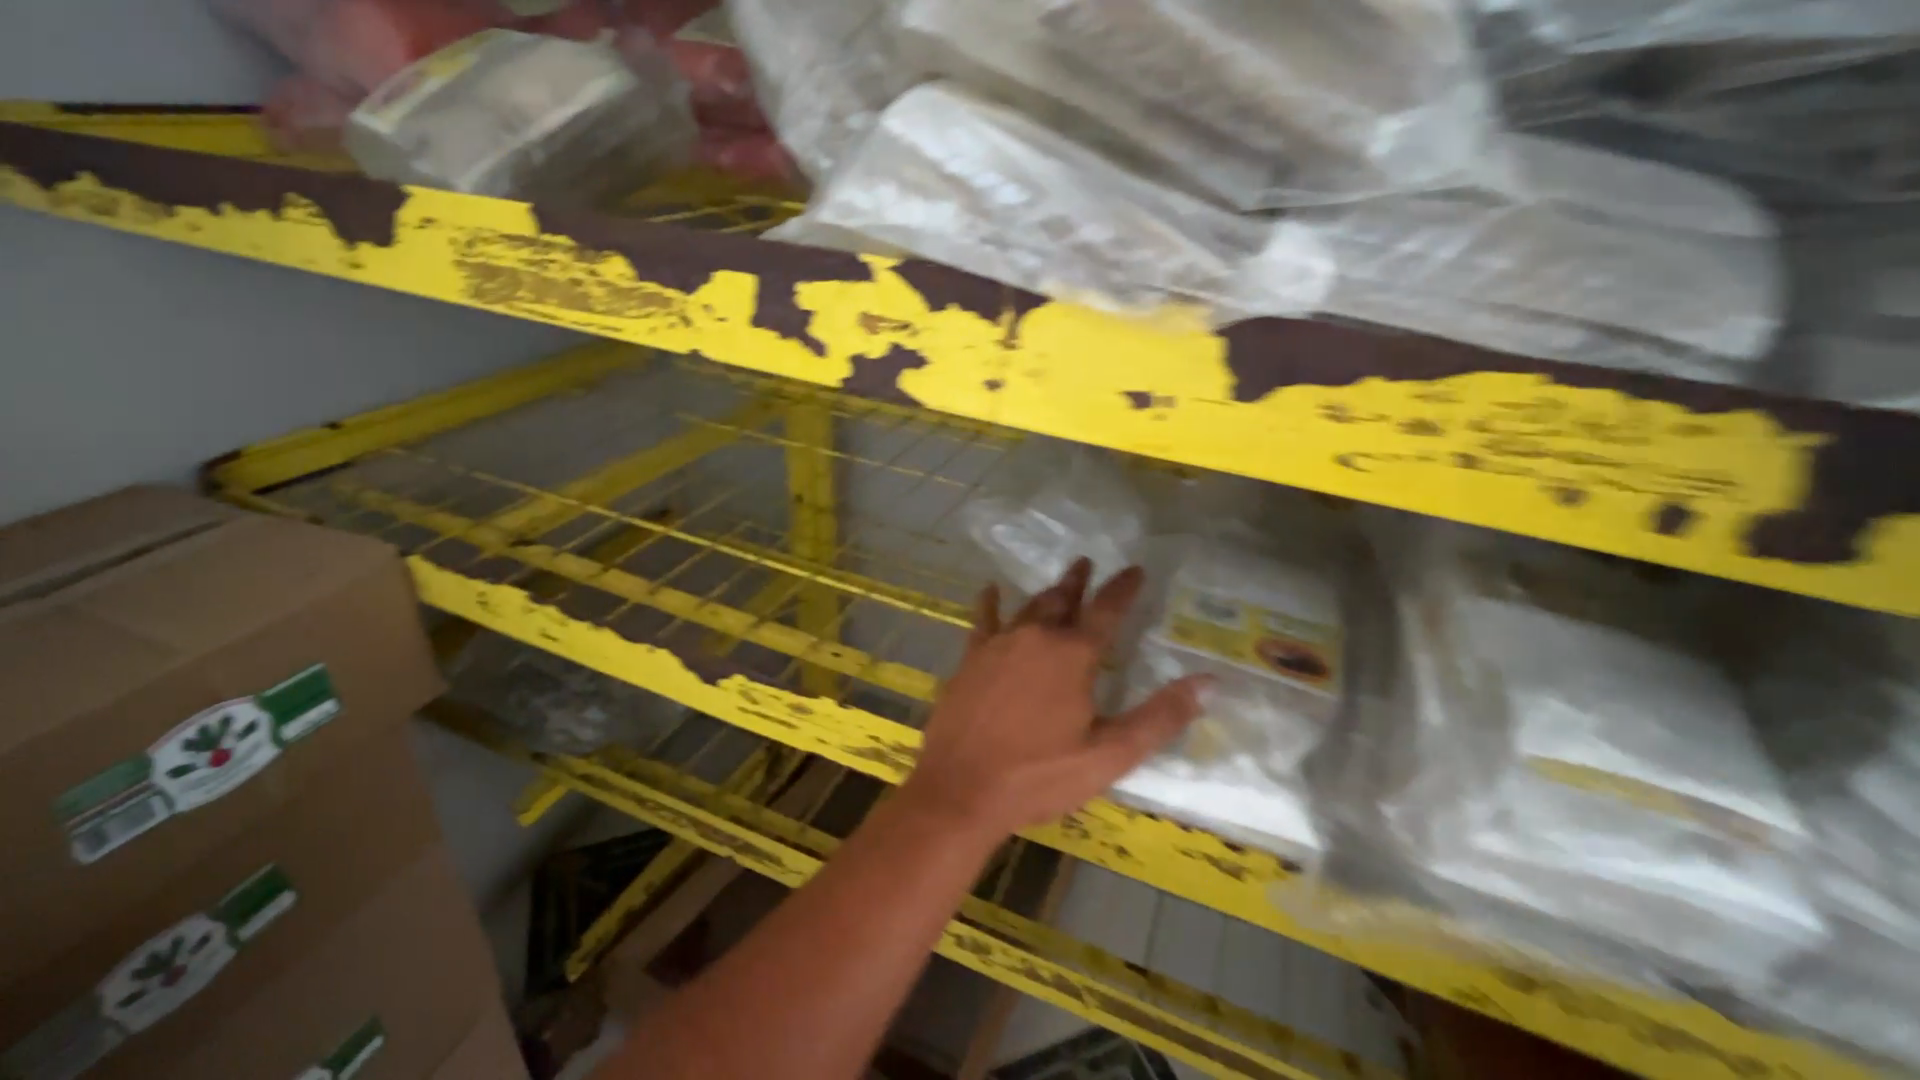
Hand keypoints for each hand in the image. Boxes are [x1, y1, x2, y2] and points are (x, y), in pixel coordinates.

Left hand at [899, 557, 1206, 840]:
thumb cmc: (1039, 776)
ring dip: (1046, 593)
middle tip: (1087, 562)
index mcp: (1073, 656)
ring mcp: (997, 646)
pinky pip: (983, 621)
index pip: (1107, 611)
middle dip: (1079, 582)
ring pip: (1027, 608)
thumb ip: (1159, 717)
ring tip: (1058, 580)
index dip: (1123, 589)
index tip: (1136, 569)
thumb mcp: (1109, 755)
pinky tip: (990, 591)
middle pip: (1062, 600)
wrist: (960, 790)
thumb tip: (1209, 682)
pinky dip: (990, 604)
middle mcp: (1035, 638)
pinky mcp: (969, 661)